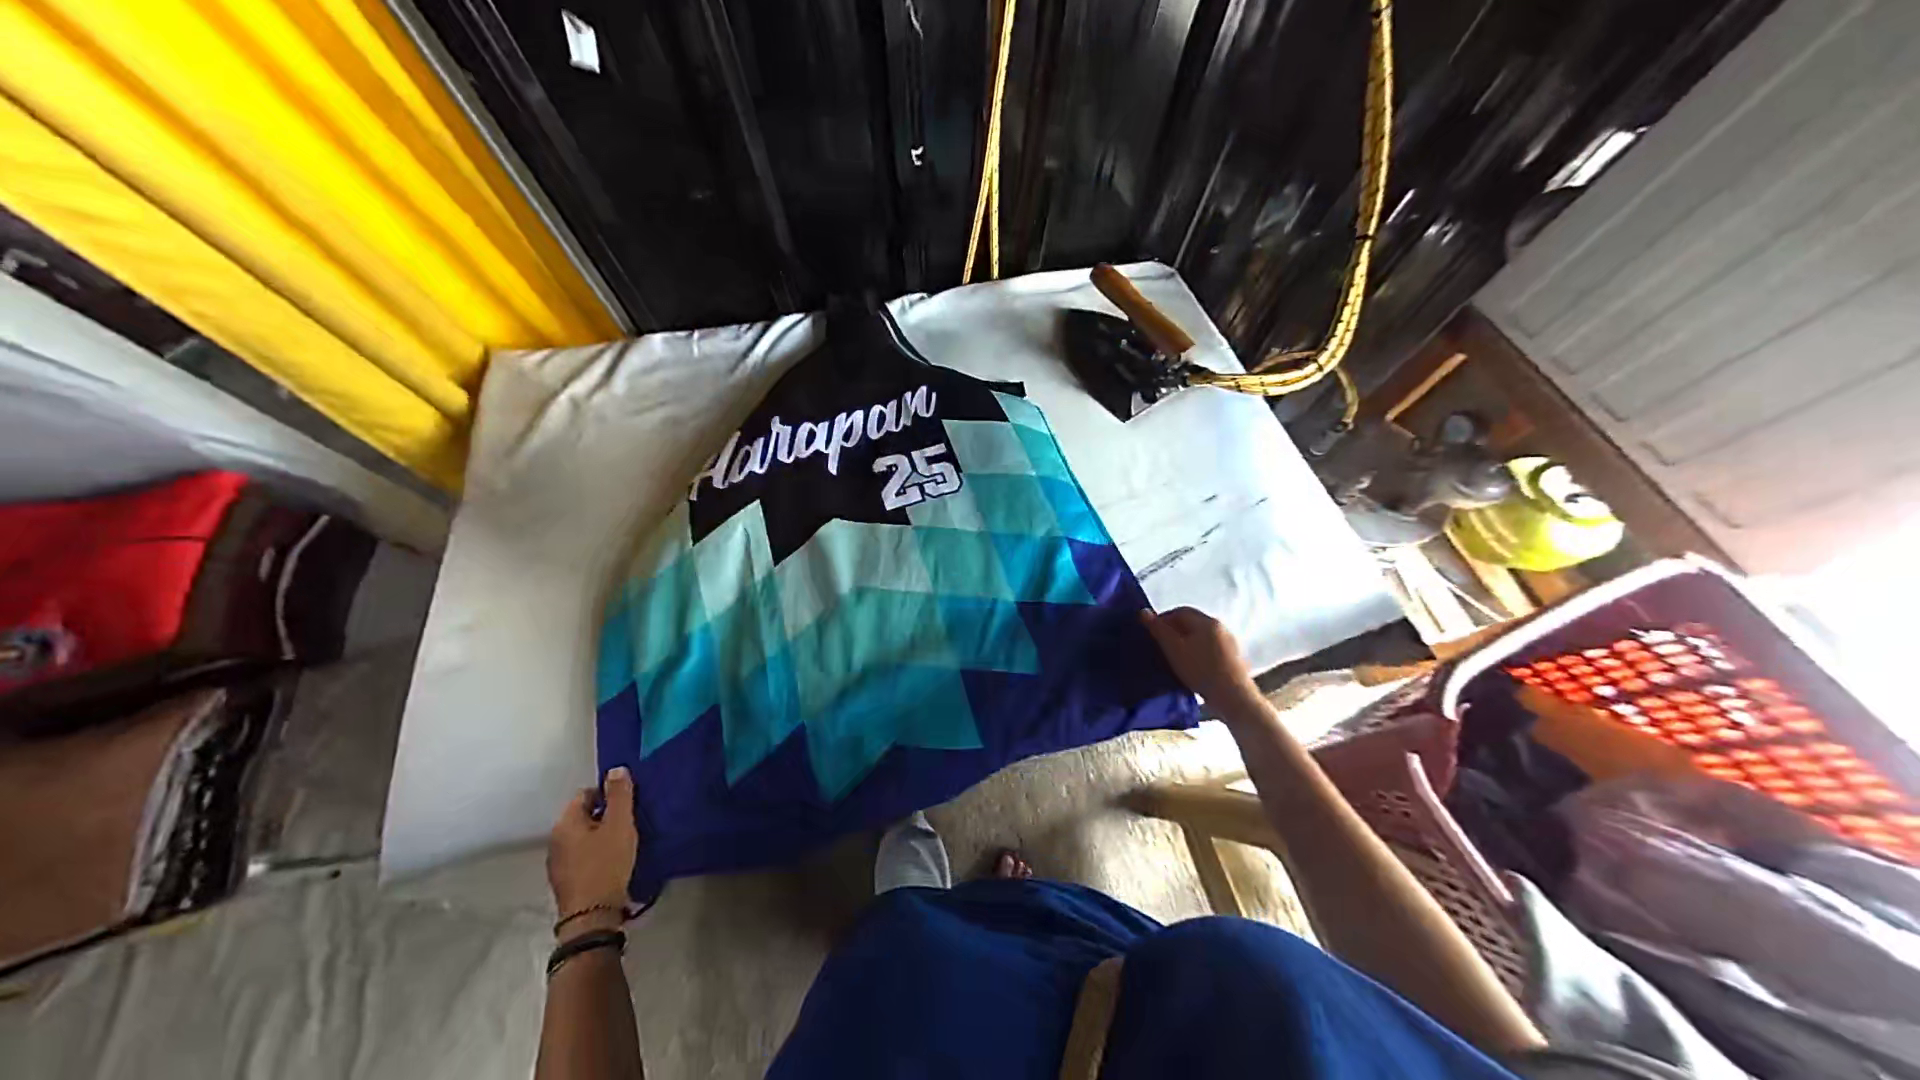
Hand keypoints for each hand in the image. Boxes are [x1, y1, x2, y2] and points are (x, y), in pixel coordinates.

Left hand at [547, 765, 638, 934]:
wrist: (593, 917)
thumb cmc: (607, 864)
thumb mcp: (620, 824)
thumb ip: (619, 795)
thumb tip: (615, 770)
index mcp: (565, 823)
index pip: (586, 794)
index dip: (608, 796)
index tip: (627, 808)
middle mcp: (555, 840)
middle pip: (584, 815)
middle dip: (606, 816)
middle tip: (628, 825)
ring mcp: (557, 863)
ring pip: (583, 837)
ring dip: (601, 836)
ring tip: (623, 844)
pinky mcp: (565, 881)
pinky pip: (582, 856)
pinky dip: (596, 854)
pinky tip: (613, 863)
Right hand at [1139, 607, 1258, 707]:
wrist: (1234, 697)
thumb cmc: (1201, 670)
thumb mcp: (1173, 650)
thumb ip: (1158, 630)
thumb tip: (1144, 612)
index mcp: (1206, 621)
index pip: (1180, 611)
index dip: (1162, 618)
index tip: (1151, 632)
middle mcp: (1220, 627)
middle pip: (1192, 622)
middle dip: (1175, 630)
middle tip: (1161, 645)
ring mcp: (1230, 642)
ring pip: (1202, 636)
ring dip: (1187, 642)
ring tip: (1174, 658)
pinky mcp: (1234, 658)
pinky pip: (1211, 648)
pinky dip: (1199, 652)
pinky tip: (1193, 667)